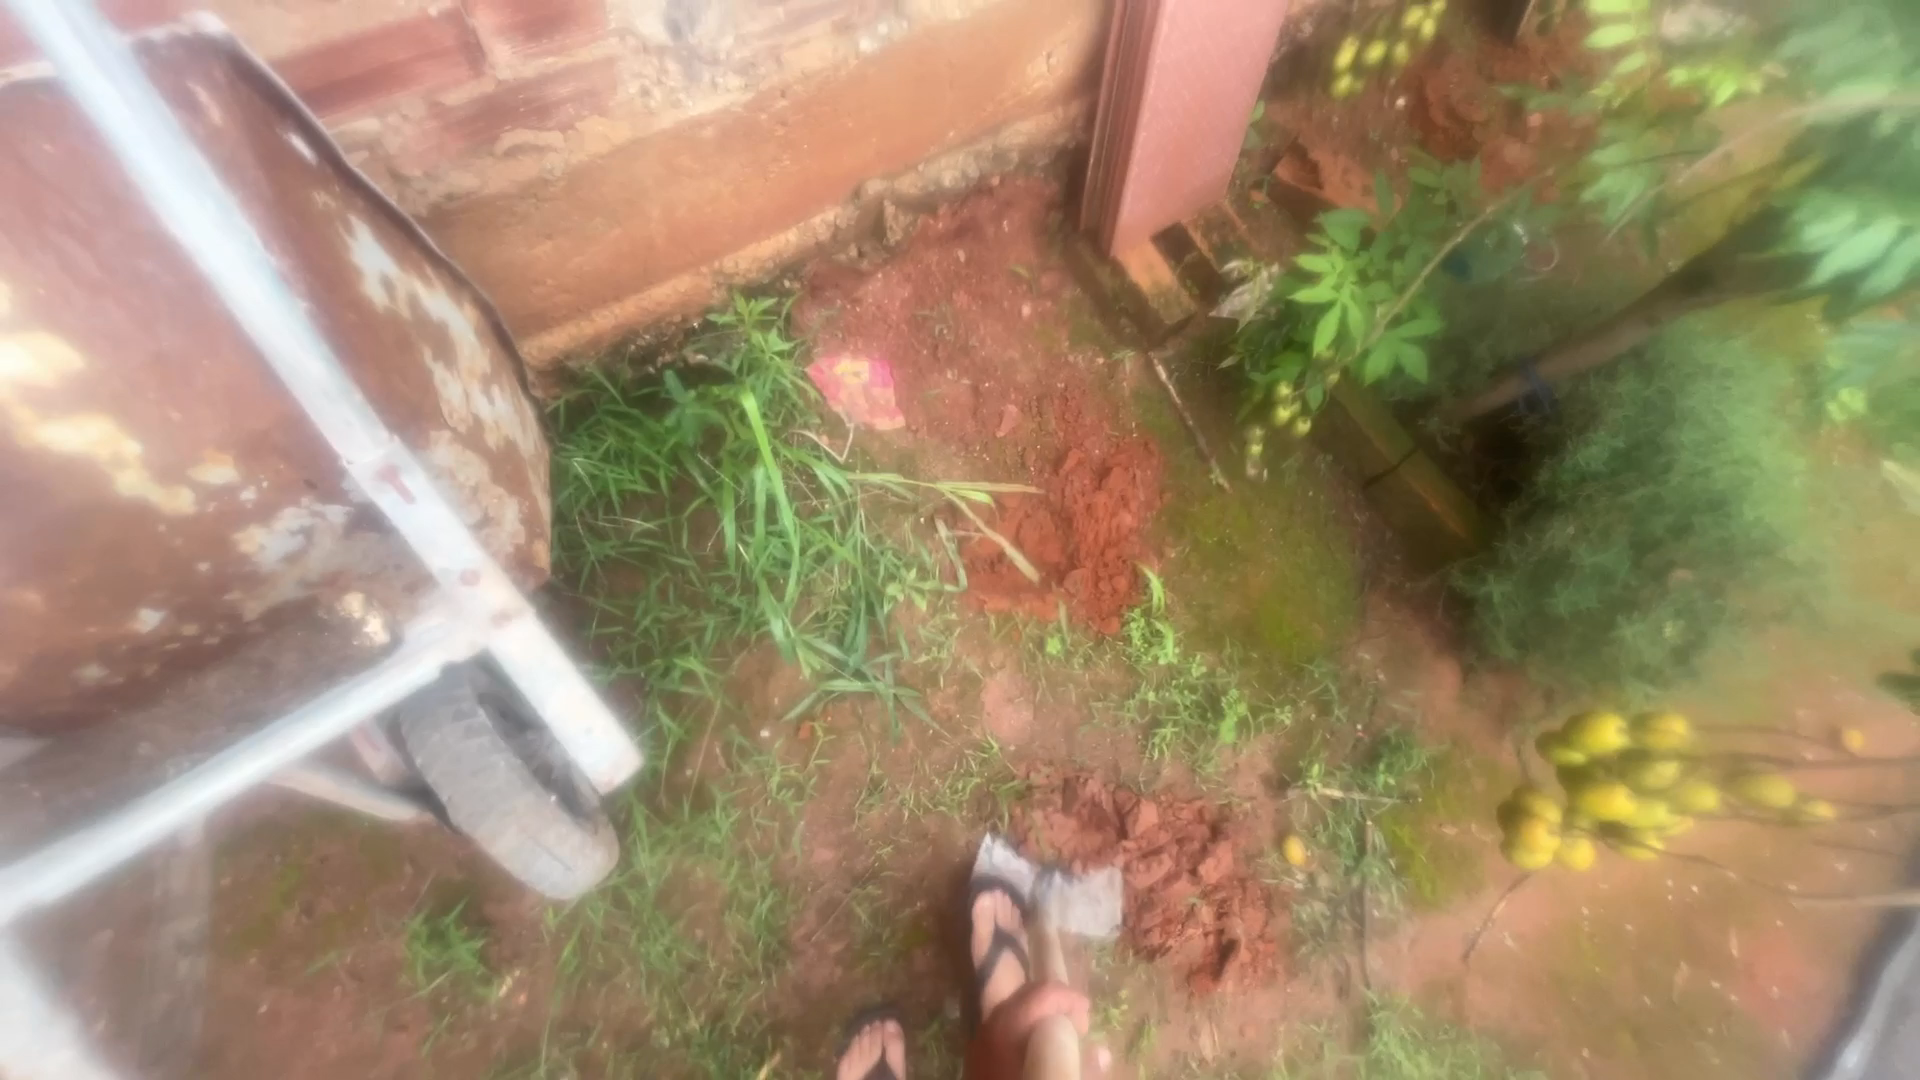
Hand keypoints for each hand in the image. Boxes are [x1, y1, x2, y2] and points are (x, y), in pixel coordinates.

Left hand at [964, 981, 1089, 1079]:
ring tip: (1061, 1042)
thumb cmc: (1027, 1077)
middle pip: (1025, 996)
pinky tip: (1037, 1055)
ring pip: (1013, 1012)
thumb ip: (1082, 1071)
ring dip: (1039, 1020)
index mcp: (1009, 1028)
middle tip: (1078, 1028)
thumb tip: (1101, 1054)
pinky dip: (1023, 1034)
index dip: (1069, 999)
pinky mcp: (975, 1062)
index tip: (1087, 1017)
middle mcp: (991, 1028)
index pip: (1042, 993)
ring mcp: (979, 1045)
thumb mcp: (1058, 1076)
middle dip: (1054, 1005)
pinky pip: (1002, 1031)